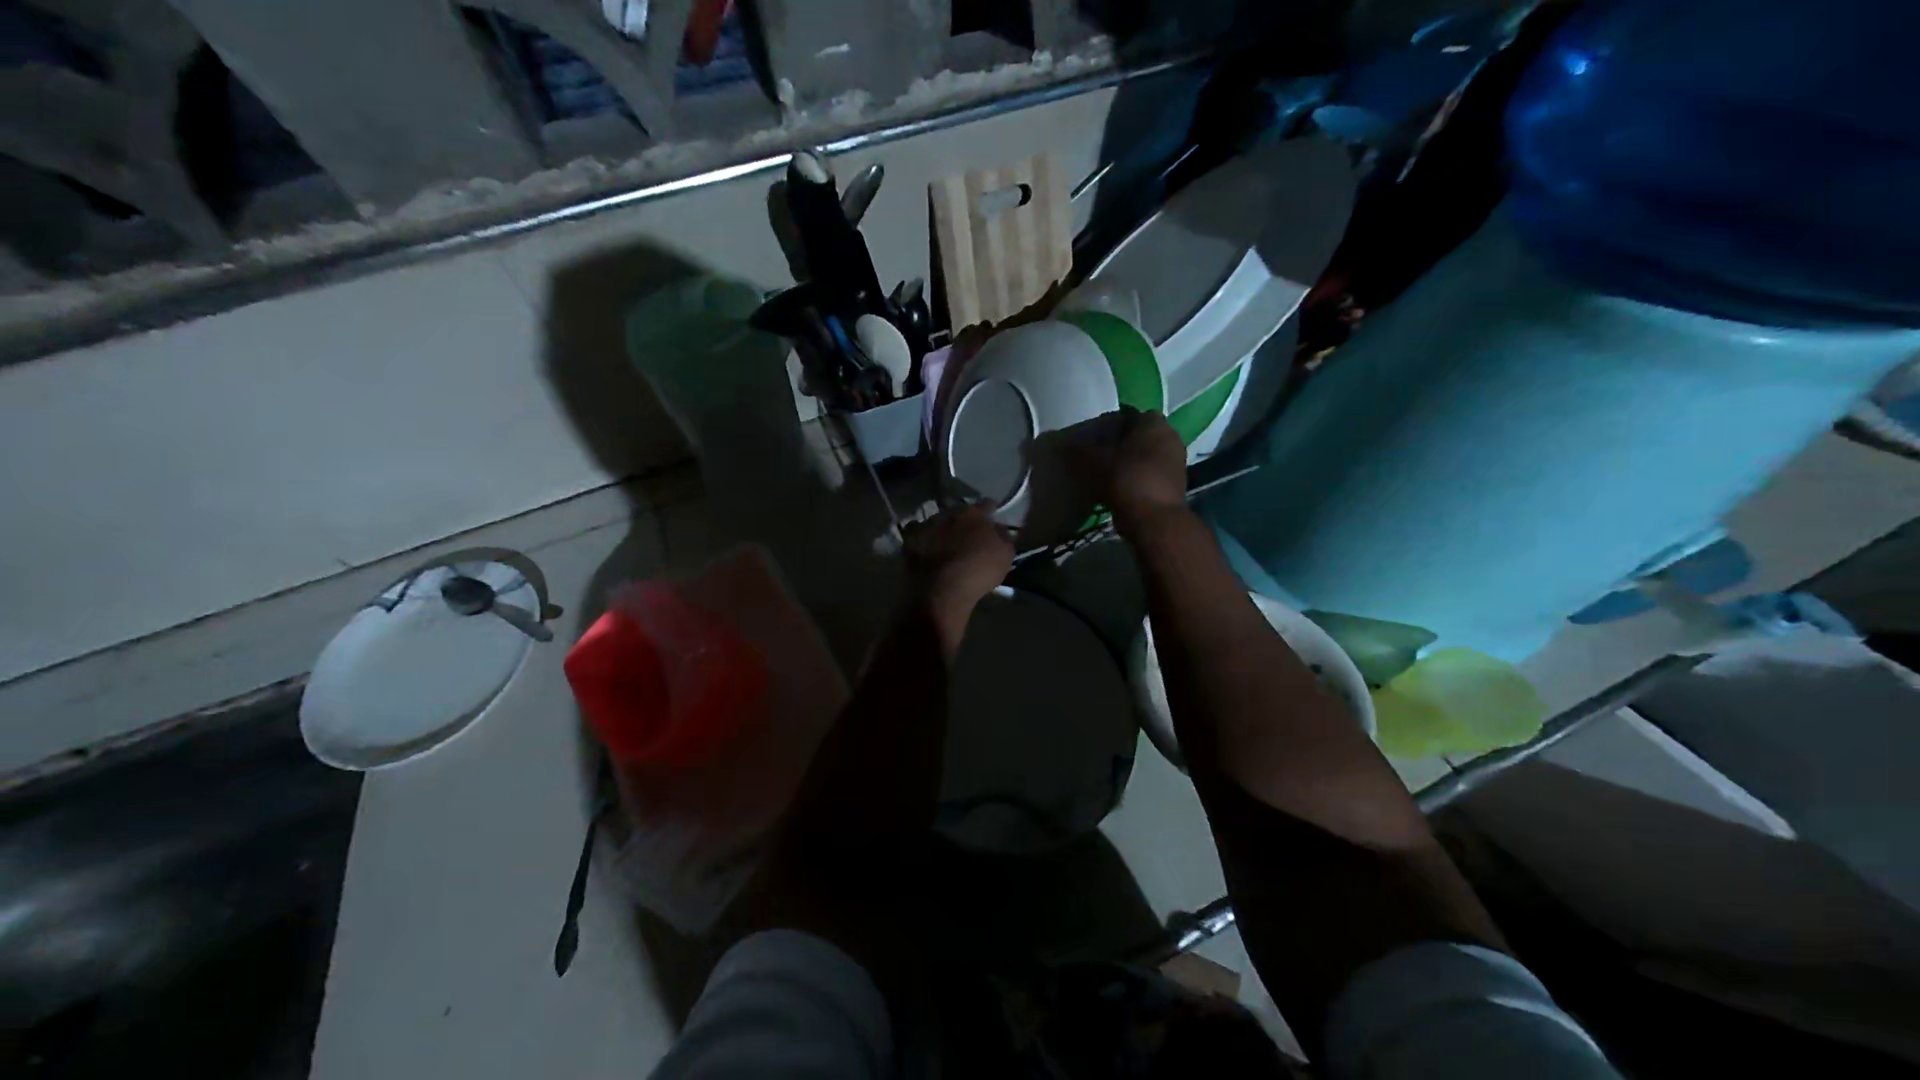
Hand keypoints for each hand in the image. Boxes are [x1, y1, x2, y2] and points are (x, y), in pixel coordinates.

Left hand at [903, 504, 1013, 653]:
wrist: (940, 590)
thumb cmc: (978, 570)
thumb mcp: (1005, 554)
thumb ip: (1003, 536)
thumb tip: (999, 528)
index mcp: (972, 513)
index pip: (986, 504)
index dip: (991, 509)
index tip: (994, 512)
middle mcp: (946, 514)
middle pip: (958, 513)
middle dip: (964, 520)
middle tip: (969, 531)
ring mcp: (925, 527)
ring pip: (937, 524)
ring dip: (943, 530)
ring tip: (947, 543)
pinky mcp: (908, 543)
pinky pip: (919, 538)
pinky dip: (924, 542)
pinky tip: (928, 551)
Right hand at [1071, 409, 1188, 531]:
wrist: (1154, 519)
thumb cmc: (1125, 479)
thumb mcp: (1094, 462)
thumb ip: (1078, 450)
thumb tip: (1062, 444)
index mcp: (1153, 422)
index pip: (1128, 415)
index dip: (1109, 425)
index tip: (1093, 438)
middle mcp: (1170, 435)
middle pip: (1139, 435)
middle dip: (1121, 443)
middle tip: (1099, 455)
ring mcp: (1176, 460)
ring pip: (1146, 455)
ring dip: (1130, 461)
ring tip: (1107, 473)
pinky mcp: (1177, 483)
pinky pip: (1151, 472)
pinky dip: (1137, 477)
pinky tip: (1120, 488)